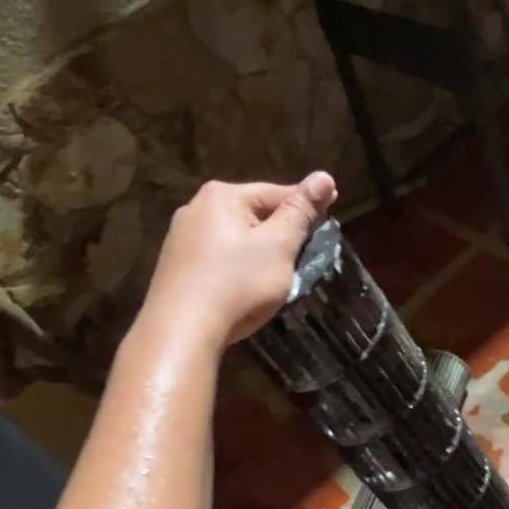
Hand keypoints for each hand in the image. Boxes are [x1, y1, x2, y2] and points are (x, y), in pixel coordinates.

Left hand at [141, 172, 338, 349]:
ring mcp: (180, 239)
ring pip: (235, 238)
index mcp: (223, 196)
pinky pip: (218, 259)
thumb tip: (324, 176)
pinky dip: (237, 268)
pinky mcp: (175, 268)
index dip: (308, 205)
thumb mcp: (278, 246)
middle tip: (308, 250)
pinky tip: (245, 287)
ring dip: (259, 251)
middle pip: (254, 215)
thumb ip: (300, 212)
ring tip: (280, 273)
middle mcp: (196, 208)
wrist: (180, 332)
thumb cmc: (237, 284)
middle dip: (281, 231)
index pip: (278, 193)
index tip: (333, 210)